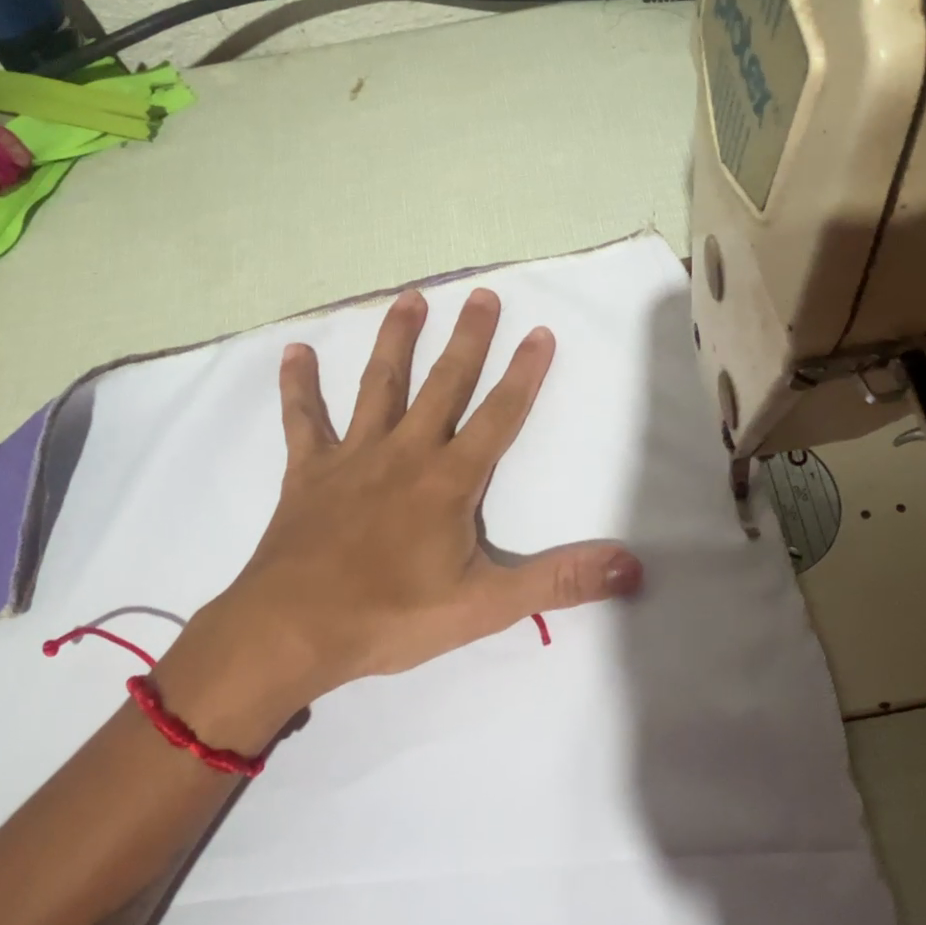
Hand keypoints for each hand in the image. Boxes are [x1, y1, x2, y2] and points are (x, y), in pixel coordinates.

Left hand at [154, 288, 642, 743]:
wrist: (293, 630)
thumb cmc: (393, 617)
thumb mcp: (487, 606)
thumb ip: (559, 581)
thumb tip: (632, 567)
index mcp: (449, 482)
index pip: (497, 417)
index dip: (523, 375)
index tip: (540, 332)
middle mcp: (404, 454)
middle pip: (443, 386)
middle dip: (467, 340)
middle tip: (483, 294)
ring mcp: (352, 458)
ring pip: (378, 386)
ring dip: (396, 341)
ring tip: (411, 298)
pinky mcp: (307, 473)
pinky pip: (303, 420)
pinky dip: (298, 385)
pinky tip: (294, 350)